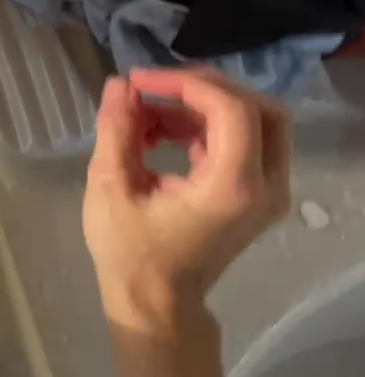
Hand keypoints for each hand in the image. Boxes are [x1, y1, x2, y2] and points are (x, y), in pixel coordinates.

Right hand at [83, 68, 290, 333]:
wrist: (155, 295)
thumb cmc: (127, 245)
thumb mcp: (109, 183)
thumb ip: (118, 131)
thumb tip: (119, 85)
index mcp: (232, 187)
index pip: (234, 112)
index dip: (185, 84)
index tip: (135, 81)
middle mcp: (266, 186)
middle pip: (264, 111)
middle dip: (204, 88)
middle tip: (150, 86)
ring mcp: (267, 191)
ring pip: (256, 123)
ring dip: (197, 106)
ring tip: (140, 115)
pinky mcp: (254, 192)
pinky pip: (241, 141)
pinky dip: (199, 125)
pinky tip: (155, 133)